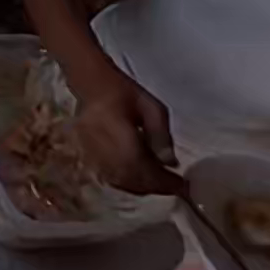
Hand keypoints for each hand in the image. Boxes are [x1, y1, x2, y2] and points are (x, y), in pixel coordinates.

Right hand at [72, 71, 184, 195]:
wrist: (90, 84)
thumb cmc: (122, 91)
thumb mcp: (151, 106)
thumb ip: (161, 135)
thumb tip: (170, 164)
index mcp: (115, 130)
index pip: (140, 165)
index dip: (162, 180)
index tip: (183, 186)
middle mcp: (99, 144)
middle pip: (129, 177)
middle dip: (154, 186)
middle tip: (175, 186)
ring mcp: (90, 151)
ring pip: (118, 180)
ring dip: (141, 186)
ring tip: (159, 182)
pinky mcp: (87, 153)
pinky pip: (108, 176)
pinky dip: (126, 183)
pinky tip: (139, 177)